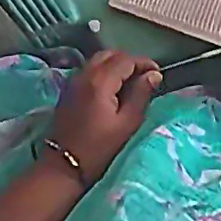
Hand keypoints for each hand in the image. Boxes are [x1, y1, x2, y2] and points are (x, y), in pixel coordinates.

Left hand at [47, 51, 160, 178]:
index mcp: (99, 81)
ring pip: (98, 60)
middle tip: (145, 77)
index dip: (144, 63)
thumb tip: (154, 75)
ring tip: (131, 84)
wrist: (63, 166)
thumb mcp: (126, 124)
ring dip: (115, 65)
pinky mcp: (68, 89)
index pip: (125, 60)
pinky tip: (112, 89)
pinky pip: (89, 70)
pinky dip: (103, 72)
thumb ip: (140, 95)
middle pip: (110, 55)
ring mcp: (73, 80)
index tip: (158, 74)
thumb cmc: (98, 148)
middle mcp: (84, 74)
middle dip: (129, 61)